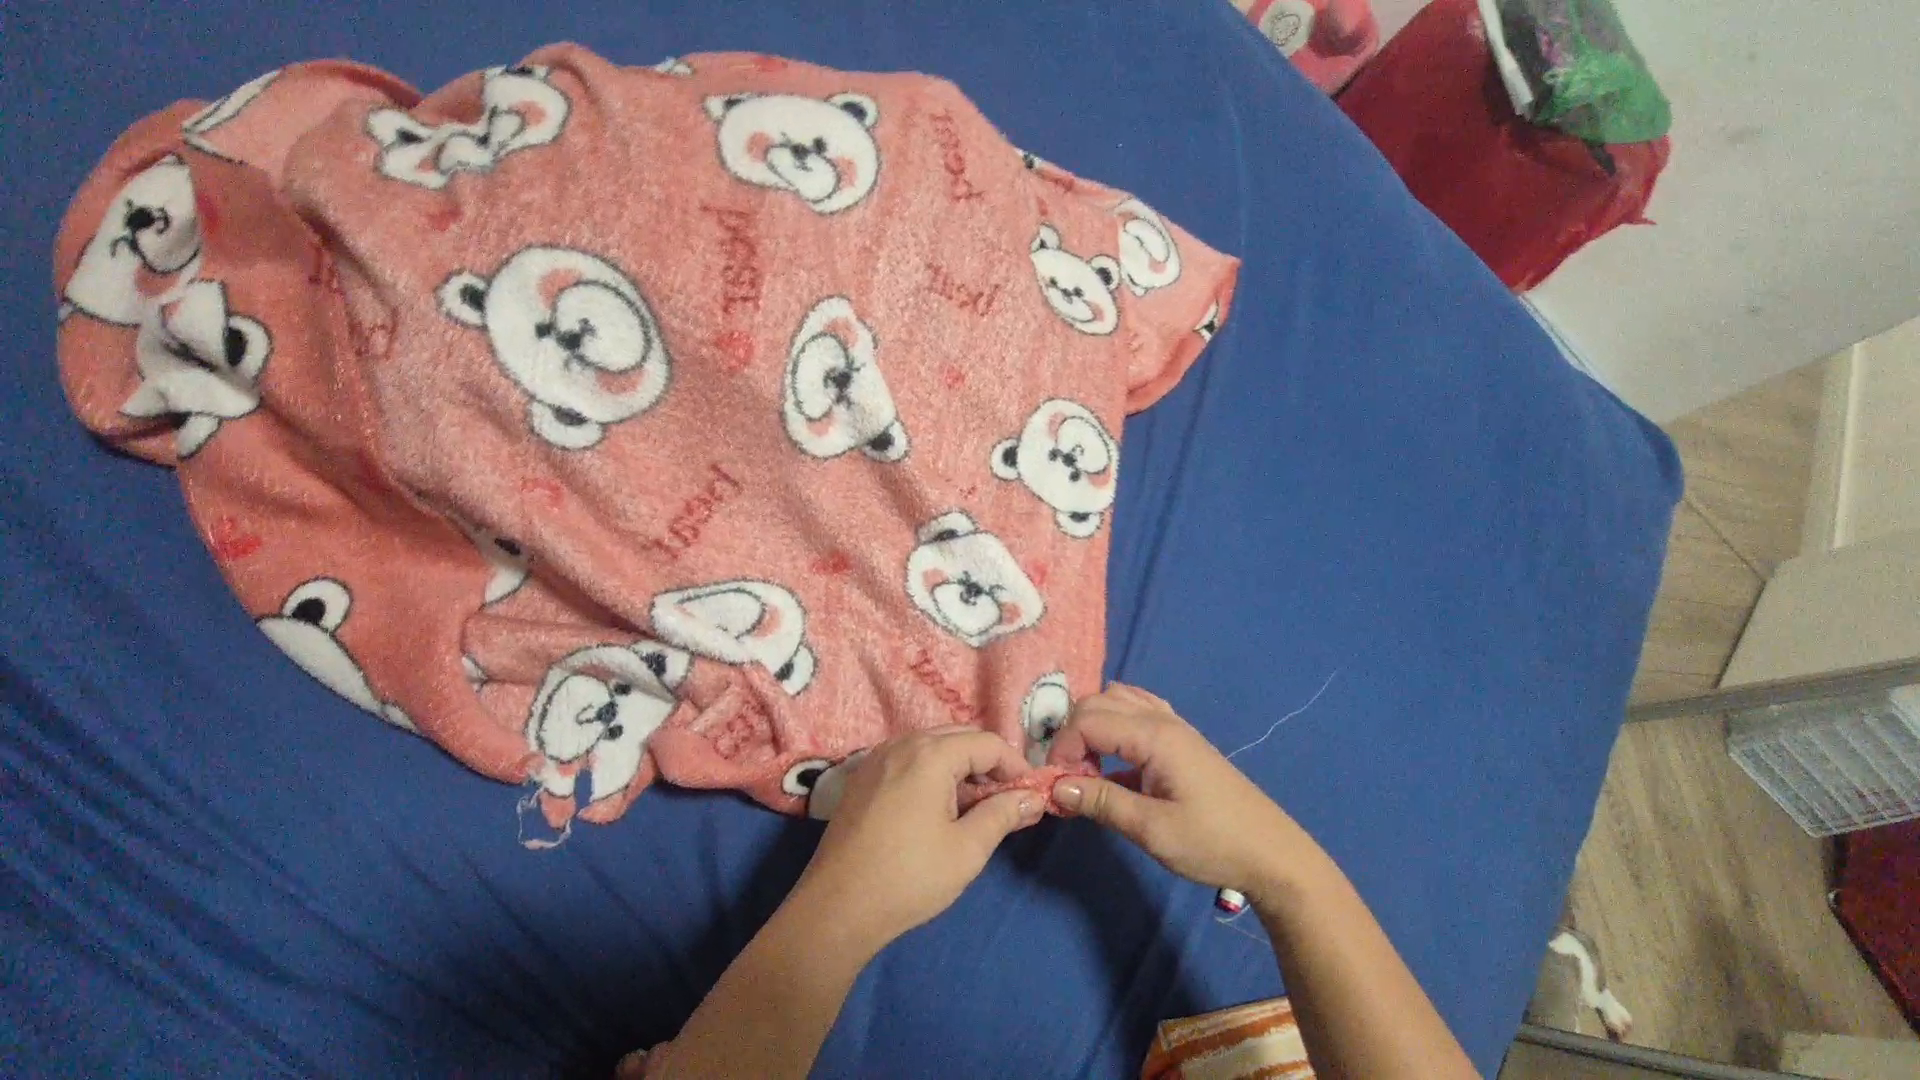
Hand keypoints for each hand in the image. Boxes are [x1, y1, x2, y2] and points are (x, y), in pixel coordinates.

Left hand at [790, 729, 1043, 951]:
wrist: (836, 908)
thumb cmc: (909, 877)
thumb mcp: (967, 849)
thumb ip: (1003, 814)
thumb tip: (1033, 797)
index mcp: (930, 754)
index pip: (987, 743)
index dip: (1015, 766)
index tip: (1031, 795)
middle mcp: (902, 744)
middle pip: (958, 738)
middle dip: (988, 763)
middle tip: (1007, 800)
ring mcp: (877, 759)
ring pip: (932, 747)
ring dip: (960, 767)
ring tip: (976, 806)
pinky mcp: (862, 778)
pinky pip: (908, 759)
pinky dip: (932, 773)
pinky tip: (938, 808)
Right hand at [1048, 683, 1325, 901]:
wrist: (1272, 855)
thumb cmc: (1212, 843)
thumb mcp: (1151, 829)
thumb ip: (1101, 802)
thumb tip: (1055, 788)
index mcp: (1154, 736)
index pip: (1087, 720)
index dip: (1063, 749)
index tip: (1058, 786)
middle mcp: (1162, 720)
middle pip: (1097, 703)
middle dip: (1072, 735)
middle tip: (1070, 779)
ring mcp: (1175, 726)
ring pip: (1117, 700)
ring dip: (1092, 726)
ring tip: (1089, 768)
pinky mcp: (1182, 740)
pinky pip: (1138, 711)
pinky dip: (1115, 724)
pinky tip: (1114, 758)